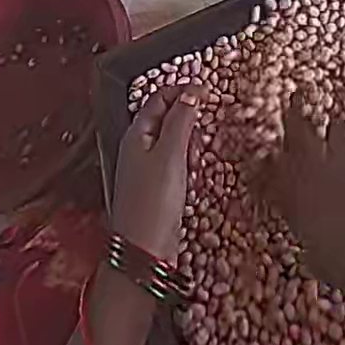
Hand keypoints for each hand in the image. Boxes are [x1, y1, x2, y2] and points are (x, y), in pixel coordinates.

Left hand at [112, 85, 206, 261]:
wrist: (144, 254)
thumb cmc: (154, 202)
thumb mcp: (171, 154)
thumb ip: (181, 120)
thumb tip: (191, 92)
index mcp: (137, 133)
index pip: (159, 97)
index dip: (182, 90)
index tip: (207, 91)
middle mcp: (138, 146)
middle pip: (167, 118)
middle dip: (187, 123)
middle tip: (199, 137)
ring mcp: (146, 167)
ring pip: (173, 142)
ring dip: (188, 146)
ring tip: (194, 163)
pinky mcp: (156, 187)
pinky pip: (175, 164)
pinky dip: (186, 165)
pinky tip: (191, 179)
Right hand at [264, 100, 344, 292]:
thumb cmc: (343, 258)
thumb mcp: (318, 258)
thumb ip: (312, 246)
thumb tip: (311, 252)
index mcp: (295, 192)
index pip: (273, 169)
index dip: (266, 161)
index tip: (261, 156)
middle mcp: (318, 170)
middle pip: (301, 134)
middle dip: (294, 118)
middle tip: (292, 102)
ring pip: (338, 133)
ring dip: (336, 129)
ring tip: (334, 122)